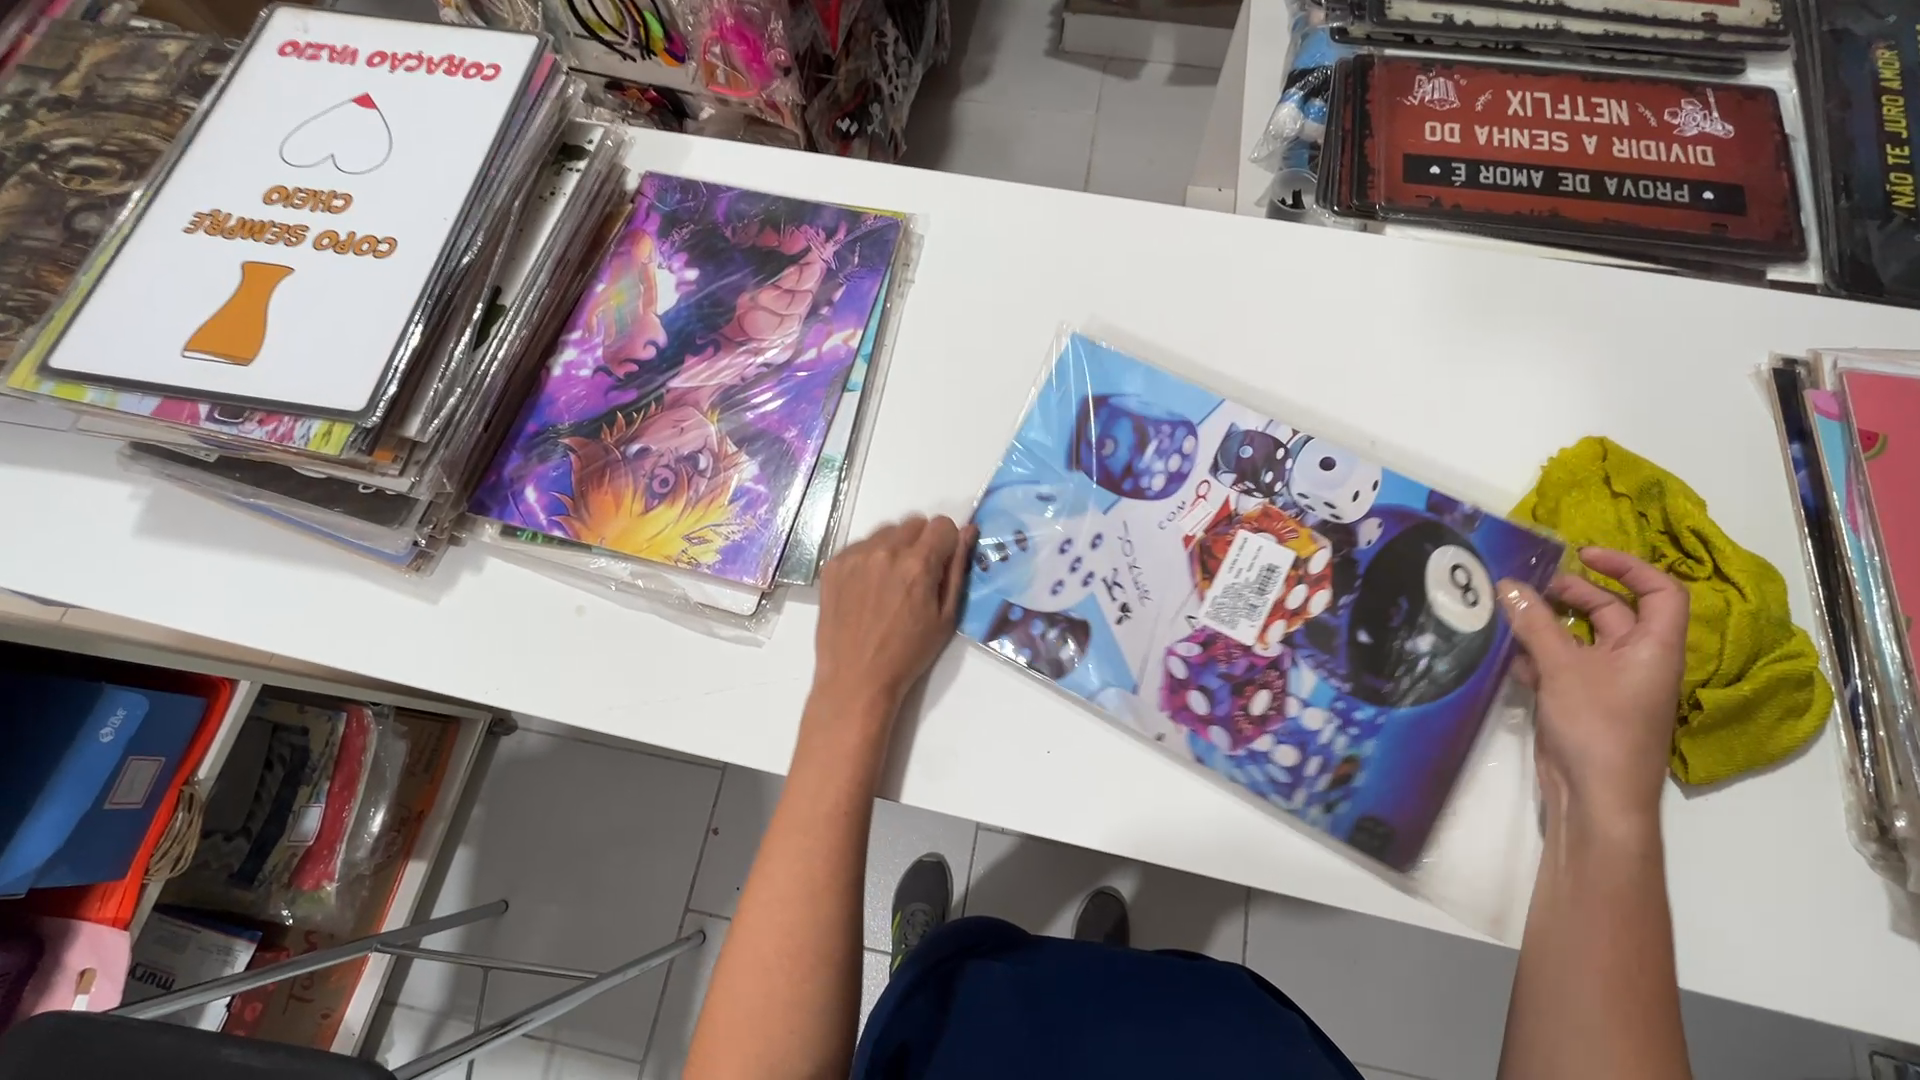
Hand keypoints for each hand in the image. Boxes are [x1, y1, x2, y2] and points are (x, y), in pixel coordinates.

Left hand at [814, 515, 976, 713]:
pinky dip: (869, 559)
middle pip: (914, 523)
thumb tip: (969, 531)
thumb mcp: (946, 616)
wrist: (856, 677)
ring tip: (889, 584)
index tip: (941, 565)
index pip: (942, 524)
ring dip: (894, 548)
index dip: (946, 543)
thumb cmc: (908, 653)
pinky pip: (860, 546)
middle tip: (916, 578)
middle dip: (921, 544)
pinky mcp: (833, 565)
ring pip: (885, 532)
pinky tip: (868, 590)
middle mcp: (885, 551)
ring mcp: (855, 556)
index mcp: (918, 564)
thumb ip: (958, 569)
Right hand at [1498, 547, 1688, 831]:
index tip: (1583, 554)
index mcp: (1653, 648)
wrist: (1596, 797)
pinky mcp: (1578, 700)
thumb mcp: (1563, 668)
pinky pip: (1557, 664)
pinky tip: (1503, 655)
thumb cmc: (1598, 727)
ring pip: (1576, 638)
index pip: (1659, 592)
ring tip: (1503, 613)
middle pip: (1610, 611)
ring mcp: (1605, 682)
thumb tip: (1506, 585)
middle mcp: (1635, 660)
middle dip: (1569, 593)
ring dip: (1542, 624)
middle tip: (1526, 584)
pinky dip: (1532, 654)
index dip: (1628, 566)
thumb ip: (1534, 624)